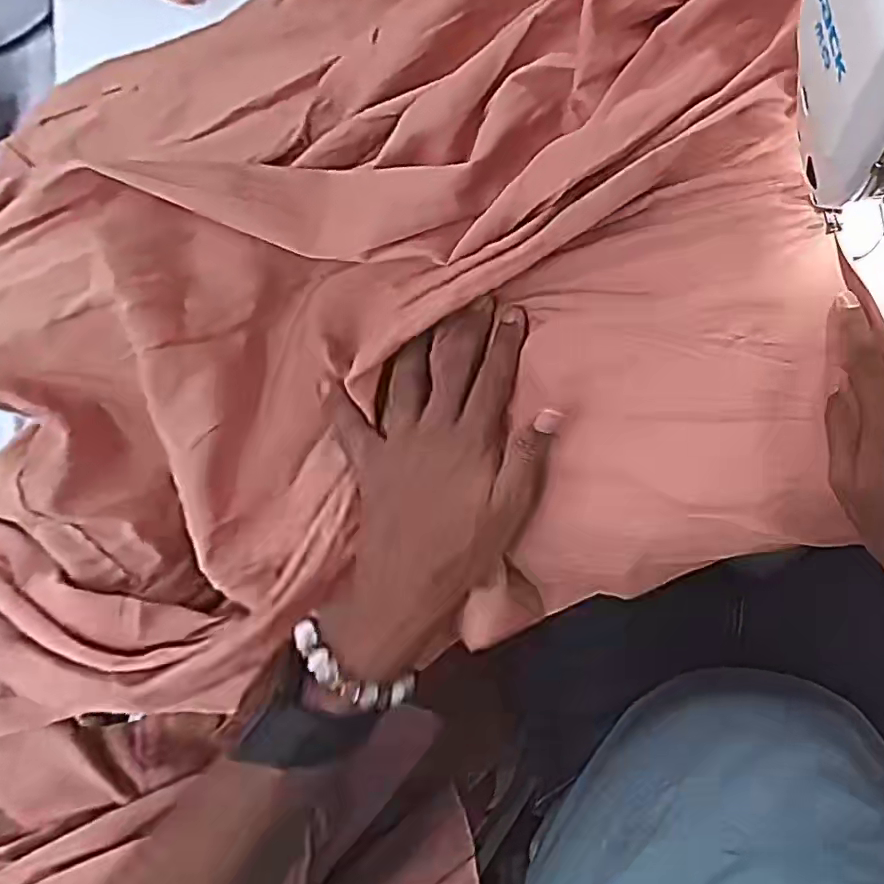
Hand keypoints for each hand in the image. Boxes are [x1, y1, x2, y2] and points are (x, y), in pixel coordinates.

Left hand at [318, 297, 559, 683]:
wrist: (407, 584)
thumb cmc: (467, 544)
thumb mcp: (511, 504)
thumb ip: (528, 454)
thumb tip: (551, 409)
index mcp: (470, 437)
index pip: (492, 379)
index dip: (504, 344)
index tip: (513, 313)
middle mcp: (432, 428)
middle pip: (450, 368)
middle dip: (465, 330)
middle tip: (475, 299)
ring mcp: (395, 442)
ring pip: (404, 381)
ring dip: (415, 346)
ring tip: (424, 316)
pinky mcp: (369, 462)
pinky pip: (351, 427)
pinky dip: (340, 404)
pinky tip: (332, 382)